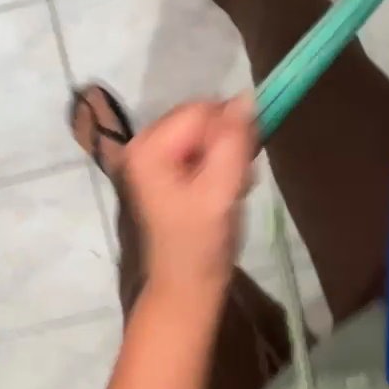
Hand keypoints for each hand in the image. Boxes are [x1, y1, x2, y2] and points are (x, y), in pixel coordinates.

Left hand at [124, 97, 255, 296]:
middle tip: (237, 182)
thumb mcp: (221, 191)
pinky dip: (218, 166)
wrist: (185, 291)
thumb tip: (245, 97)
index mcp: (148, 146)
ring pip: (206, 134)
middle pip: (201, 119)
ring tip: (230, 191)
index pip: (201, 110)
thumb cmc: (201, 245)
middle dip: (227, 144)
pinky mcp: (165, 169)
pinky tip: (222, 193)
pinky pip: (201, 149)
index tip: (243, 165)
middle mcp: (144, 143)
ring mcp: (153, 157)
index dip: (229, 131)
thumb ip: (233, 141)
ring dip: (226, 157)